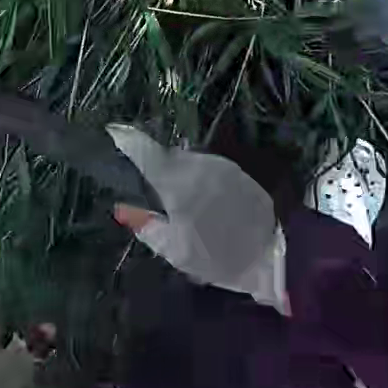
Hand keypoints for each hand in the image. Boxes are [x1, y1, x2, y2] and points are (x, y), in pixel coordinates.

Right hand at [105, 125, 288, 313]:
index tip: (112, 131)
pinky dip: (198, 178)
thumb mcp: (175, 250)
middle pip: (166, 155)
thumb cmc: (219, 256)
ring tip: (178, 199)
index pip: (144, 150)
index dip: (126, 139)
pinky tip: (203, 201)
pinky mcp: (236, 171)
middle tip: (148, 185)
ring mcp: (219, 164)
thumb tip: (123, 207)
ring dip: (178, 173)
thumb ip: (146, 225)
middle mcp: (196, 164)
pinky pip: (206, 168)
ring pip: (187, 161)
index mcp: (176, 182)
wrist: (275, 255)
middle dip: (154, 165)